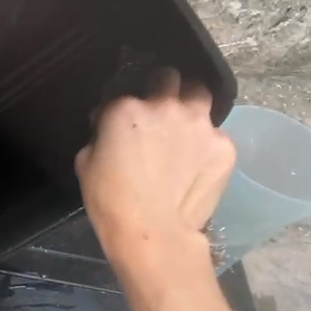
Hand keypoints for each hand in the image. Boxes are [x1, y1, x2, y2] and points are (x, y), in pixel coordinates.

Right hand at [75, 69, 234, 288]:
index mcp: (126, 107)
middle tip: (158, 111)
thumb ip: (101, 135)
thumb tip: (110, 128)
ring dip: (191, 104)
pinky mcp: (224, 145)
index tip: (120, 122)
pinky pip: (214, 135)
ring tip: (184, 127)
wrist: (152, 232)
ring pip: (201, 94)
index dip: (122, 106)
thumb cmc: (108, 200)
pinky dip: (205, 144)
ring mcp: (201, 123)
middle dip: (163, 88)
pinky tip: (196, 165)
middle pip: (170, 77)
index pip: (124, 90)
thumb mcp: (85, 162)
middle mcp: (166, 105)